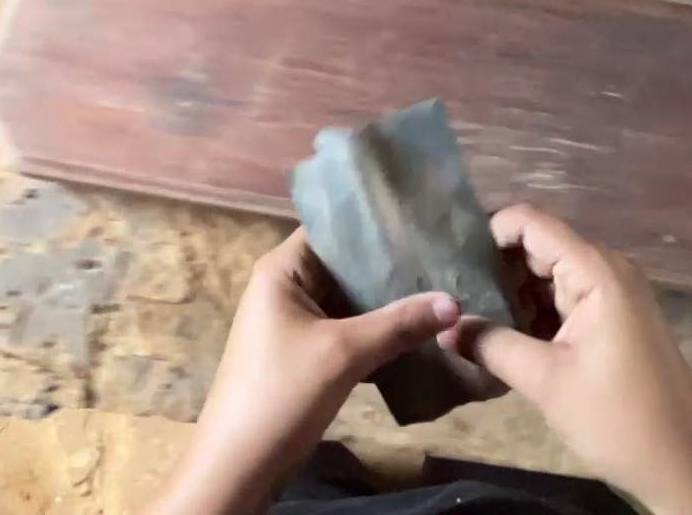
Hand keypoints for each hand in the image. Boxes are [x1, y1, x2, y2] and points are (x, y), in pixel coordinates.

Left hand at [148, 228, 460, 514]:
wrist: (236, 469)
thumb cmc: (281, 394)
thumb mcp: (344, 353)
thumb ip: (399, 324)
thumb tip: (455, 302)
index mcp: (282, 268)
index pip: (332, 228)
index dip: (373, 224)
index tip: (419, 223)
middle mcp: (285, 285)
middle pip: (343, 263)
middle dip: (387, 266)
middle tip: (438, 259)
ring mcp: (292, 320)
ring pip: (346, 297)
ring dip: (383, 300)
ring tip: (435, 289)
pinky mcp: (301, 350)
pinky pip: (344, 325)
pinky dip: (372, 328)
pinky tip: (412, 330)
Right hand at [440, 205, 691, 514]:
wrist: (686, 469)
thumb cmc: (618, 419)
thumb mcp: (545, 381)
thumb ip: (490, 344)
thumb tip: (443, 327)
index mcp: (595, 270)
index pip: (531, 222)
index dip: (489, 231)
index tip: (452, 255)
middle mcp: (607, 268)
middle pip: (539, 244)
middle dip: (497, 265)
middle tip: (454, 289)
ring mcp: (614, 291)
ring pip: (550, 272)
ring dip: (514, 290)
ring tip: (471, 310)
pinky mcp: (615, 316)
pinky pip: (566, 294)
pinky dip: (536, 308)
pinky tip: (506, 331)